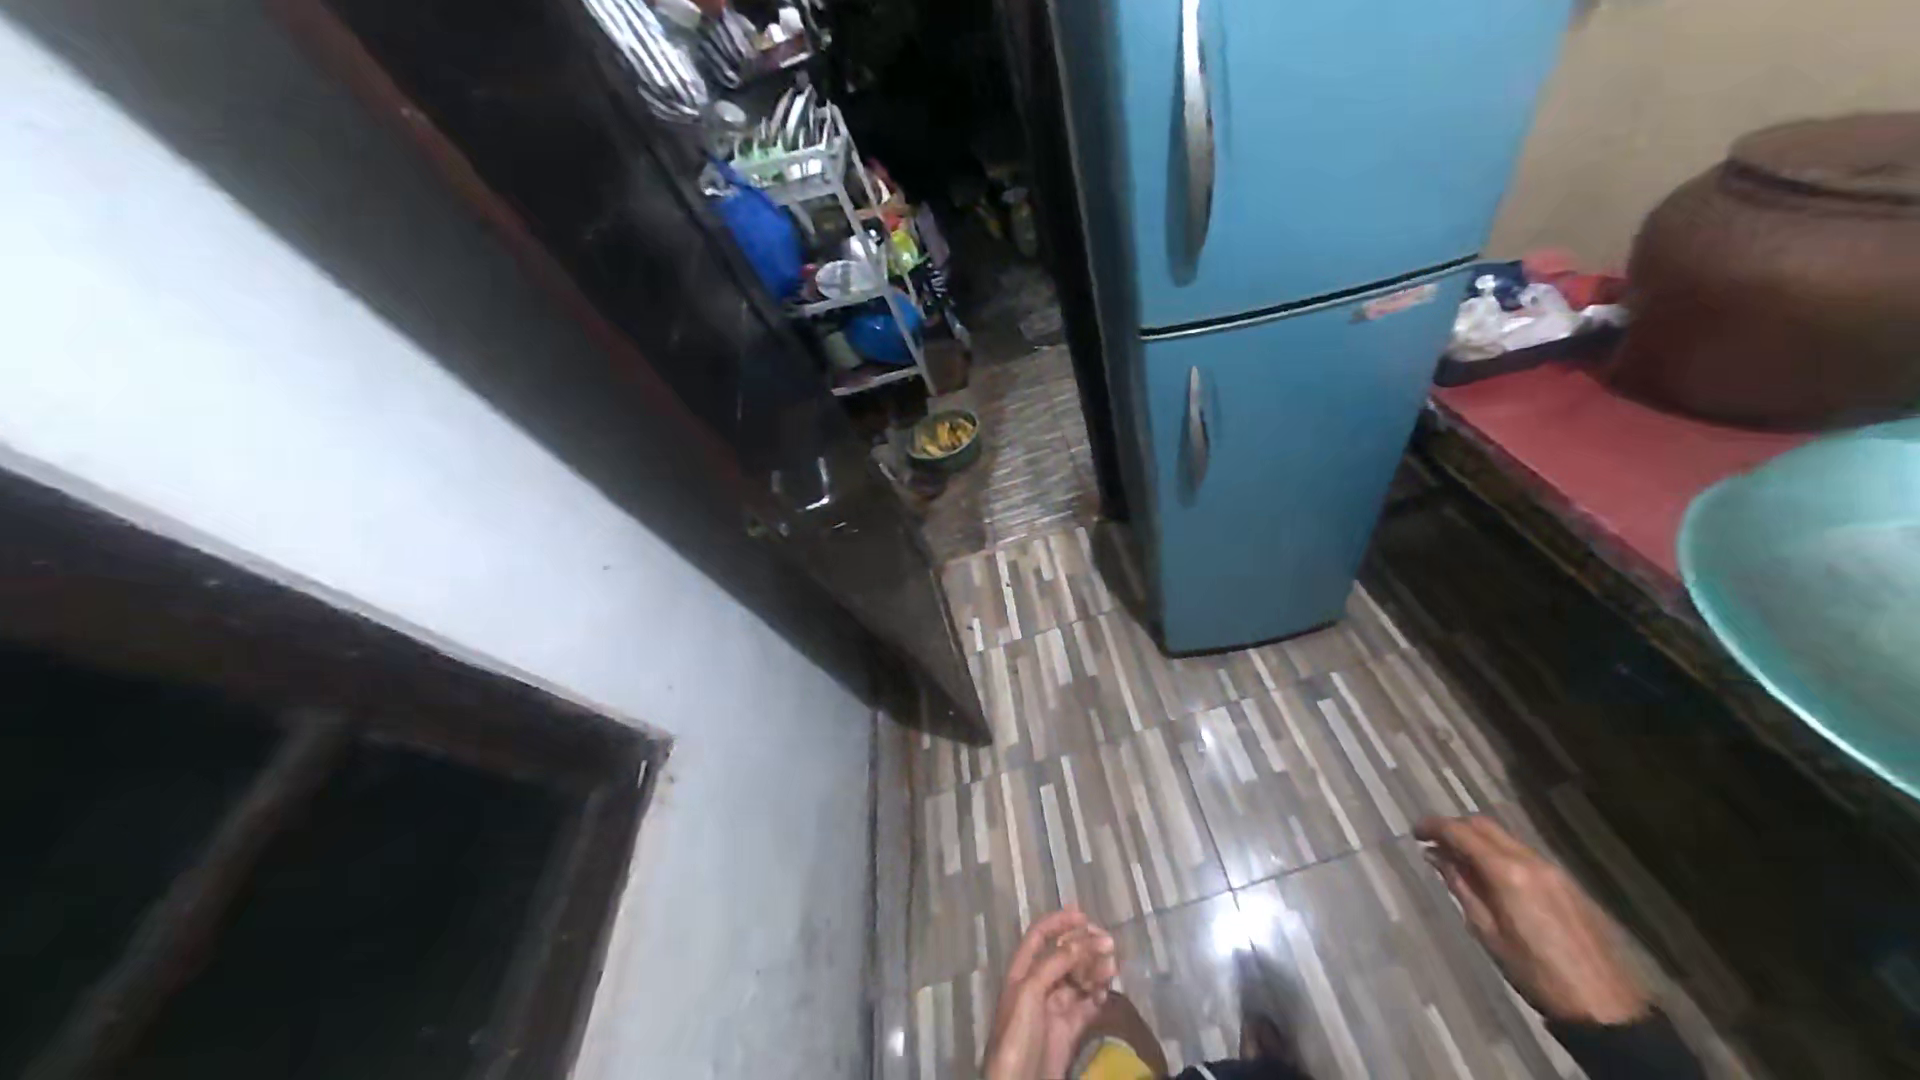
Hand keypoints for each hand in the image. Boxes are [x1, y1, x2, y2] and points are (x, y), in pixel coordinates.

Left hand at [983, 908, 1118, 1079]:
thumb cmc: (1016, 1034)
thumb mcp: (1030, 992)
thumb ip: (1054, 964)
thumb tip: (1081, 940)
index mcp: (1022, 971)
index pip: (1040, 936)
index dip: (1059, 922)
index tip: (1084, 914)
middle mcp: (1038, 984)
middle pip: (1063, 956)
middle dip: (1084, 946)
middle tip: (1108, 943)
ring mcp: (1054, 1008)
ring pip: (1077, 980)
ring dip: (1094, 969)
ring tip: (1112, 966)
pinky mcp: (1068, 1031)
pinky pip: (1085, 1006)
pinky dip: (1097, 996)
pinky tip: (1105, 992)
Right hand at [1416, 815, 1649, 1024]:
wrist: (1607, 1007)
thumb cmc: (1535, 972)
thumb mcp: (1486, 931)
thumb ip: (1461, 886)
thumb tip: (1437, 856)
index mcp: (1507, 872)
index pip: (1461, 832)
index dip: (1433, 826)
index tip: (1414, 832)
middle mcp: (1531, 861)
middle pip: (1484, 825)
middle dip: (1454, 827)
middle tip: (1433, 843)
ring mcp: (1555, 871)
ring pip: (1505, 838)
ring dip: (1478, 840)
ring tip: (1458, 860)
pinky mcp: (1569, 885)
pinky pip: (1524, 855)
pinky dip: (1499, 853)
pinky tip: (1492, 876)